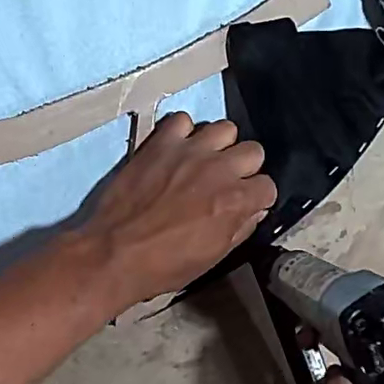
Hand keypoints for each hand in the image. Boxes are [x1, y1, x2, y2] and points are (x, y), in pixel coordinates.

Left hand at [77, 112, 276, 307]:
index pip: (268, 186)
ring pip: (225, 128)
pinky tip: (177, 149)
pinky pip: (183, 120)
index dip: (258, 197)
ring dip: (219, 145)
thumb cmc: (165, 264)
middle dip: (245, 167)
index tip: (246, 203)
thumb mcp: (214, 257)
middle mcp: (220, 169)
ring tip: (204, 161)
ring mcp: (190, 151)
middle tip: (226, 181)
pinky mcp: (161, 142)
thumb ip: (241, 228)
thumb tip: (254, 211)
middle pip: (253, 150)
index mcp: (237, 201)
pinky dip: (183, 132)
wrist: (115, 253)